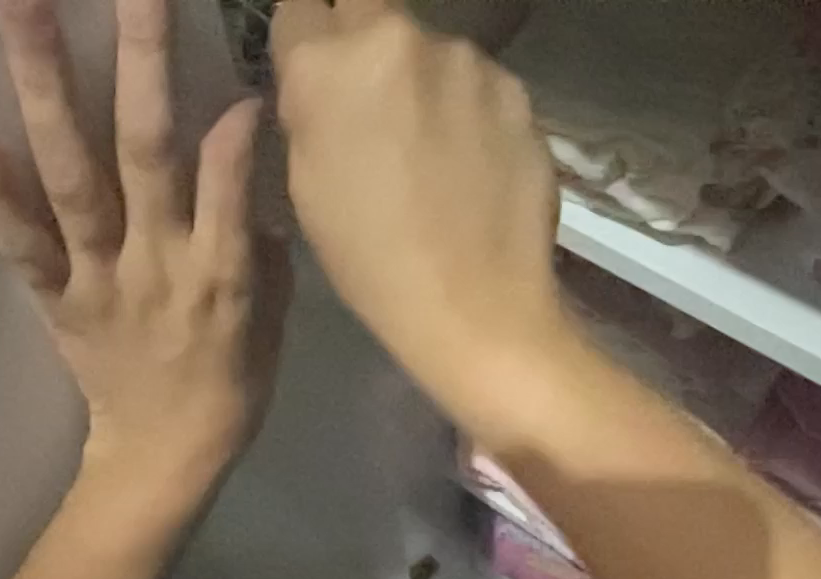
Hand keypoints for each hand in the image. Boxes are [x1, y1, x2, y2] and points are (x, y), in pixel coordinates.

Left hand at [0, 0, 291, 473]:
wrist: (165, 459)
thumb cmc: (231, 395)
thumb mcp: (273, 335)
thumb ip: (266, 262)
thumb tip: (255, 195)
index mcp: (222, 280)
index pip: (230, 186)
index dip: (234, 127)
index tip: (239, 80)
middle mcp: (159, 265)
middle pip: (147, 152)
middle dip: (141, 59)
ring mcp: (99, 277)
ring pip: (73, 174)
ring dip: (46, 84)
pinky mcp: (55, 295)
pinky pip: (17, 238)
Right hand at [270, 0, 563, 368]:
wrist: (477, 307)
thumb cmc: (377, 266)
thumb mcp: (309, 192)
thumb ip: (311, 114)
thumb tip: (324, 84)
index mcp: (328, 66)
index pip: (301, 9)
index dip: (310, 50)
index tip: (326, 89)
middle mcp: (398, 39)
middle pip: (370, 12)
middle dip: (368, 52)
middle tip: (384, 119)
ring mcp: (467, 62)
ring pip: (434, 53)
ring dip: (429, 86)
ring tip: (443, 157)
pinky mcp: (519, 92)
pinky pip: (482, 87)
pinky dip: (475, 114)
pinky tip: (480, 169)